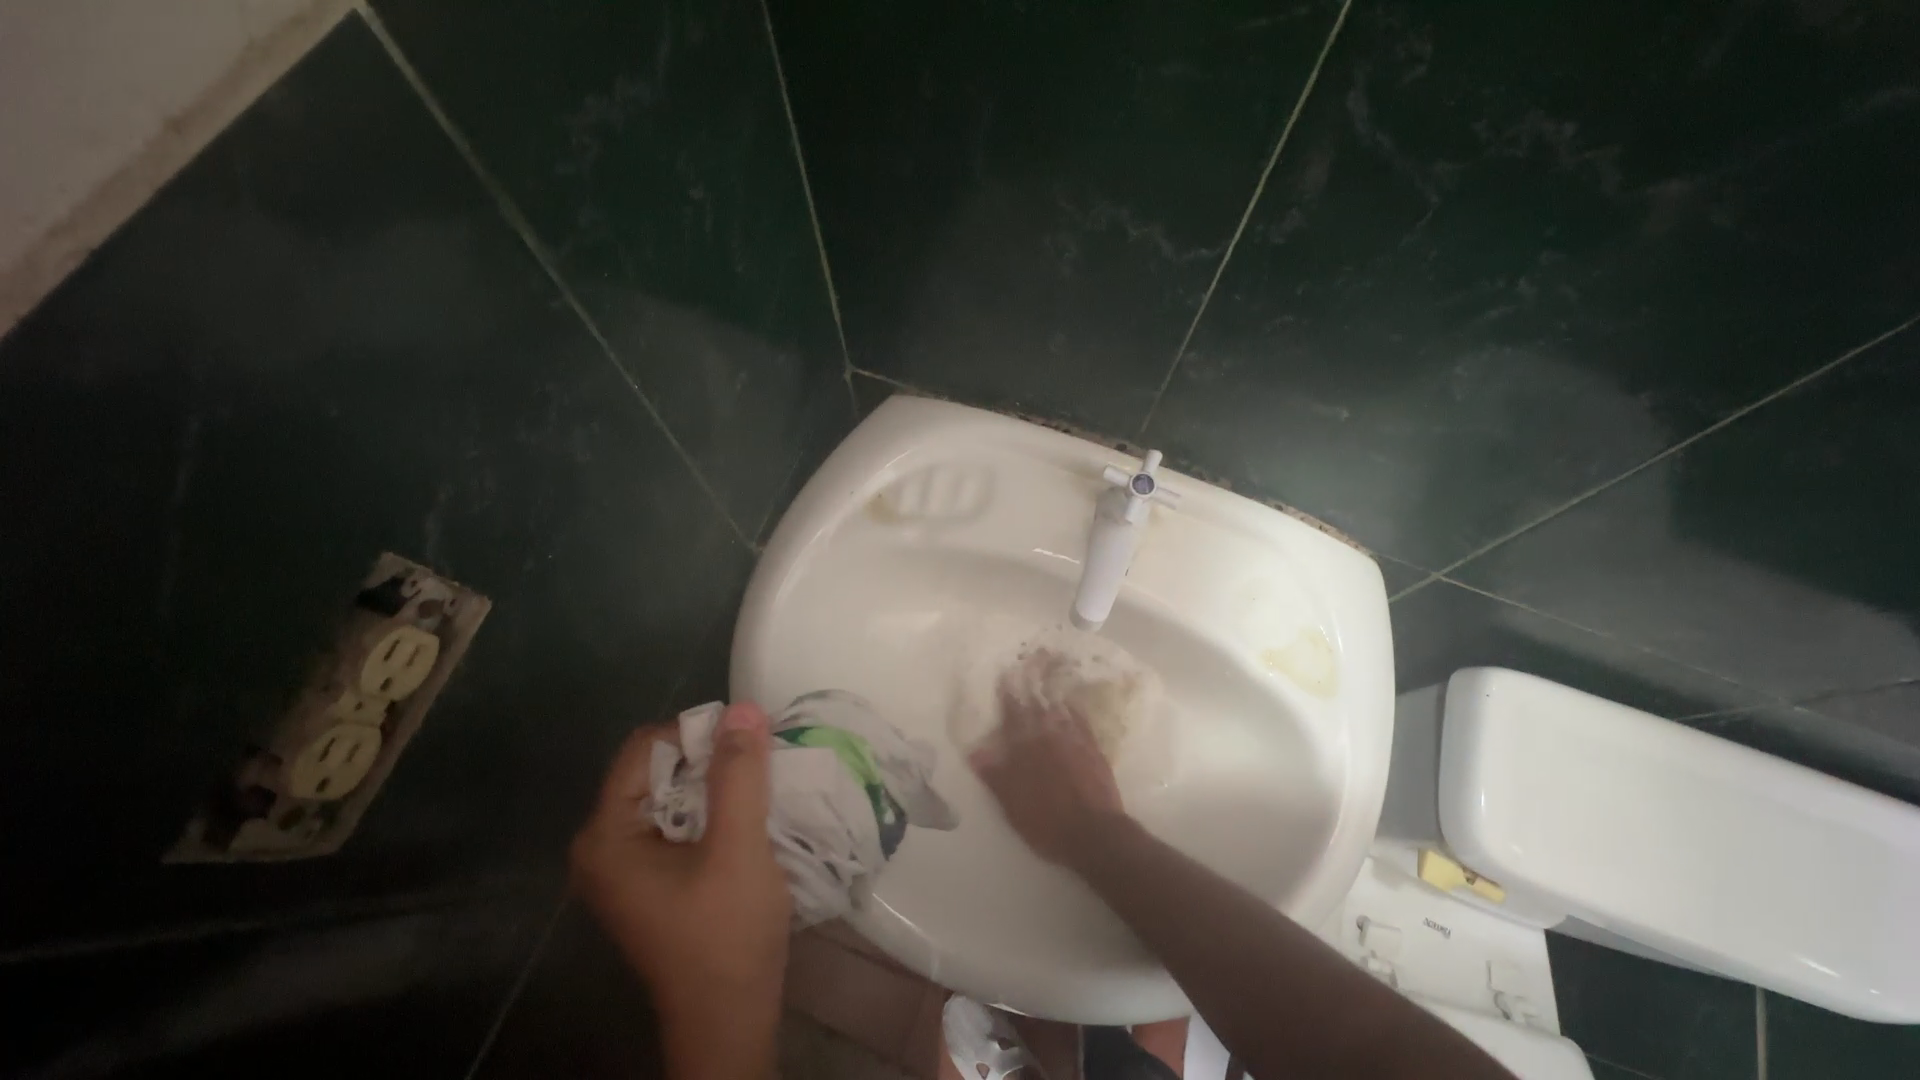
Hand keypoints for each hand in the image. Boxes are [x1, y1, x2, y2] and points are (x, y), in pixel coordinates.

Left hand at [571, 703, 789, 1079]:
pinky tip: (747, 820)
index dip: (698, 733)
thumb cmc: (726, 936)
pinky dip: (712, 811)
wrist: (729, 1020)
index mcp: (606, 835)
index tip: (750, 743)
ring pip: (672, 794)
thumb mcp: (738, 847)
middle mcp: (602, 844)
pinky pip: (677, 821)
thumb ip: (740, 775)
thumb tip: (745, 708)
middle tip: (761, 764)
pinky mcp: (647, 880)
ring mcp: (623, 865)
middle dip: (710, 759)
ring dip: (717, 784)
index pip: (645, 748)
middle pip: (656, 769)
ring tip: (761, 789)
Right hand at [969, 664, 1128, 867]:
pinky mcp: (1095, 750)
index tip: (1005, 672)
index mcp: (1027, 747)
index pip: (1014, 713)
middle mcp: (1050, 736)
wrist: (1094, 833)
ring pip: (1061, 708)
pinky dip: (1074, 708)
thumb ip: (995, 774)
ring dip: (1053, 690)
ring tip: (1050, 671)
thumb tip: (976, 750)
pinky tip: (1072, 702)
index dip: (1008, 693)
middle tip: (1032, 658)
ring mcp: (1075, 741)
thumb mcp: (1011, 803)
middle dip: (1032, 682)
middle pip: (1038, 704)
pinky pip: (1082, 721)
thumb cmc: (1046, 821)